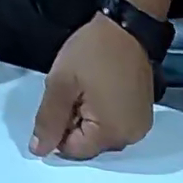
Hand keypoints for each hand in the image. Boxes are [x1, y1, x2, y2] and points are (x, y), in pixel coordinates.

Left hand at [30, 14, 154, 159]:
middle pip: (91, 145)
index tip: (60, 101)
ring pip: (103, 137)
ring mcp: (139, 129)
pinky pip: (117, 127)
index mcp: (110, 134)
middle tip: (75, 92)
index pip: (75, 151)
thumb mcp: (61, 83)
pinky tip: (104, 93)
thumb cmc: (93, 53)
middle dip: (76, 125)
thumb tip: (39, 151)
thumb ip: (49, 120)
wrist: (128, 31)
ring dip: (91, 120)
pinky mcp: (144, 119)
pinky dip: (105, 116)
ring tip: (91, 91)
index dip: (59, 130)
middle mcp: (129, 139)